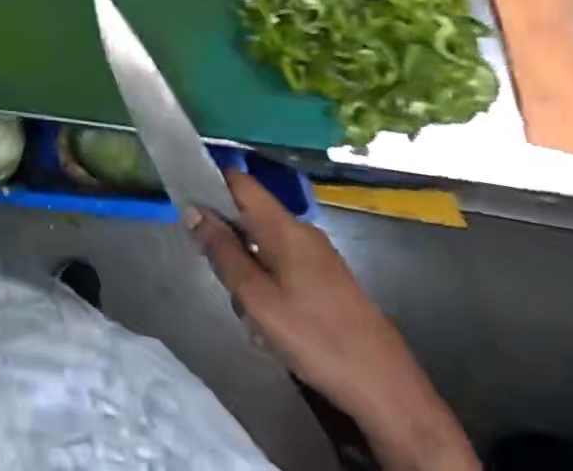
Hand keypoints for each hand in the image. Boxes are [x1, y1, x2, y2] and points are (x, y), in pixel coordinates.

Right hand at [190, 170, 477, 470]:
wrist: (387, 390)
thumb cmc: (315, 338)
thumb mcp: (256, 298)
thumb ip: (223, 252)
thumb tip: (194, 211)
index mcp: (285, 228)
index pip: (241, 182)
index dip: (210, 183)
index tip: (184, 203)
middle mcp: (303, 232)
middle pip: (250, 215)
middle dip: (226, 238)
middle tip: (218, 276)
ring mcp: (319, 257)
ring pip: (264, 244)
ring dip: (245, 267)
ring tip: (248, 311)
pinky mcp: (328, 281)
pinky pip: (283, 265)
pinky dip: (266, 282)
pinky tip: (270, 321)